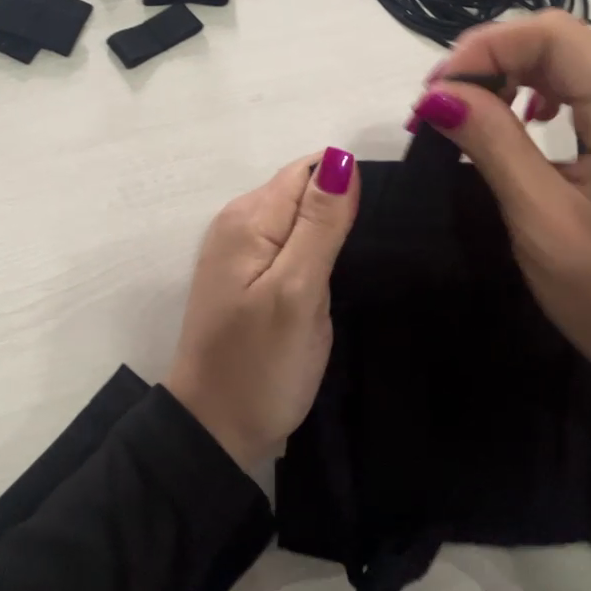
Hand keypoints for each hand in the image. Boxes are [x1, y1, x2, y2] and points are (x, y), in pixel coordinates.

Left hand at [165, 149, 359, 472]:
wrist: (215, 431)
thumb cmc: (260, 366)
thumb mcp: (298, 292)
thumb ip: (320, 224)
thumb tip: (342, 159)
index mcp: (249, 218)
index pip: (309, 171)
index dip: (346, 188)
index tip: (375, 227)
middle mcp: (239, 223)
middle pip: (303, 190)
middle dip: (339, 210)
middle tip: (372, 253)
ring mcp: (240, 252)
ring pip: (299, 218)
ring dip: (329, 235)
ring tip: (361, 267)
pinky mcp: (248, 277)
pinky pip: (289, 245)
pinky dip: (314, 255)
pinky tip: (333, 280)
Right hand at [411, 11, 590, 472]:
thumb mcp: (540, 219)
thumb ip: (491, 143)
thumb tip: (437, 93)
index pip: (553, 36)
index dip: (484, 48)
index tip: (434, 90)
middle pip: (564, 43)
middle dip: (494, 60)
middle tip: (439, 104)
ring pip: (576, 63)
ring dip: (516, 75)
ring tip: (469, 113)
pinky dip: (545, 94)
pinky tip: (524, 124)